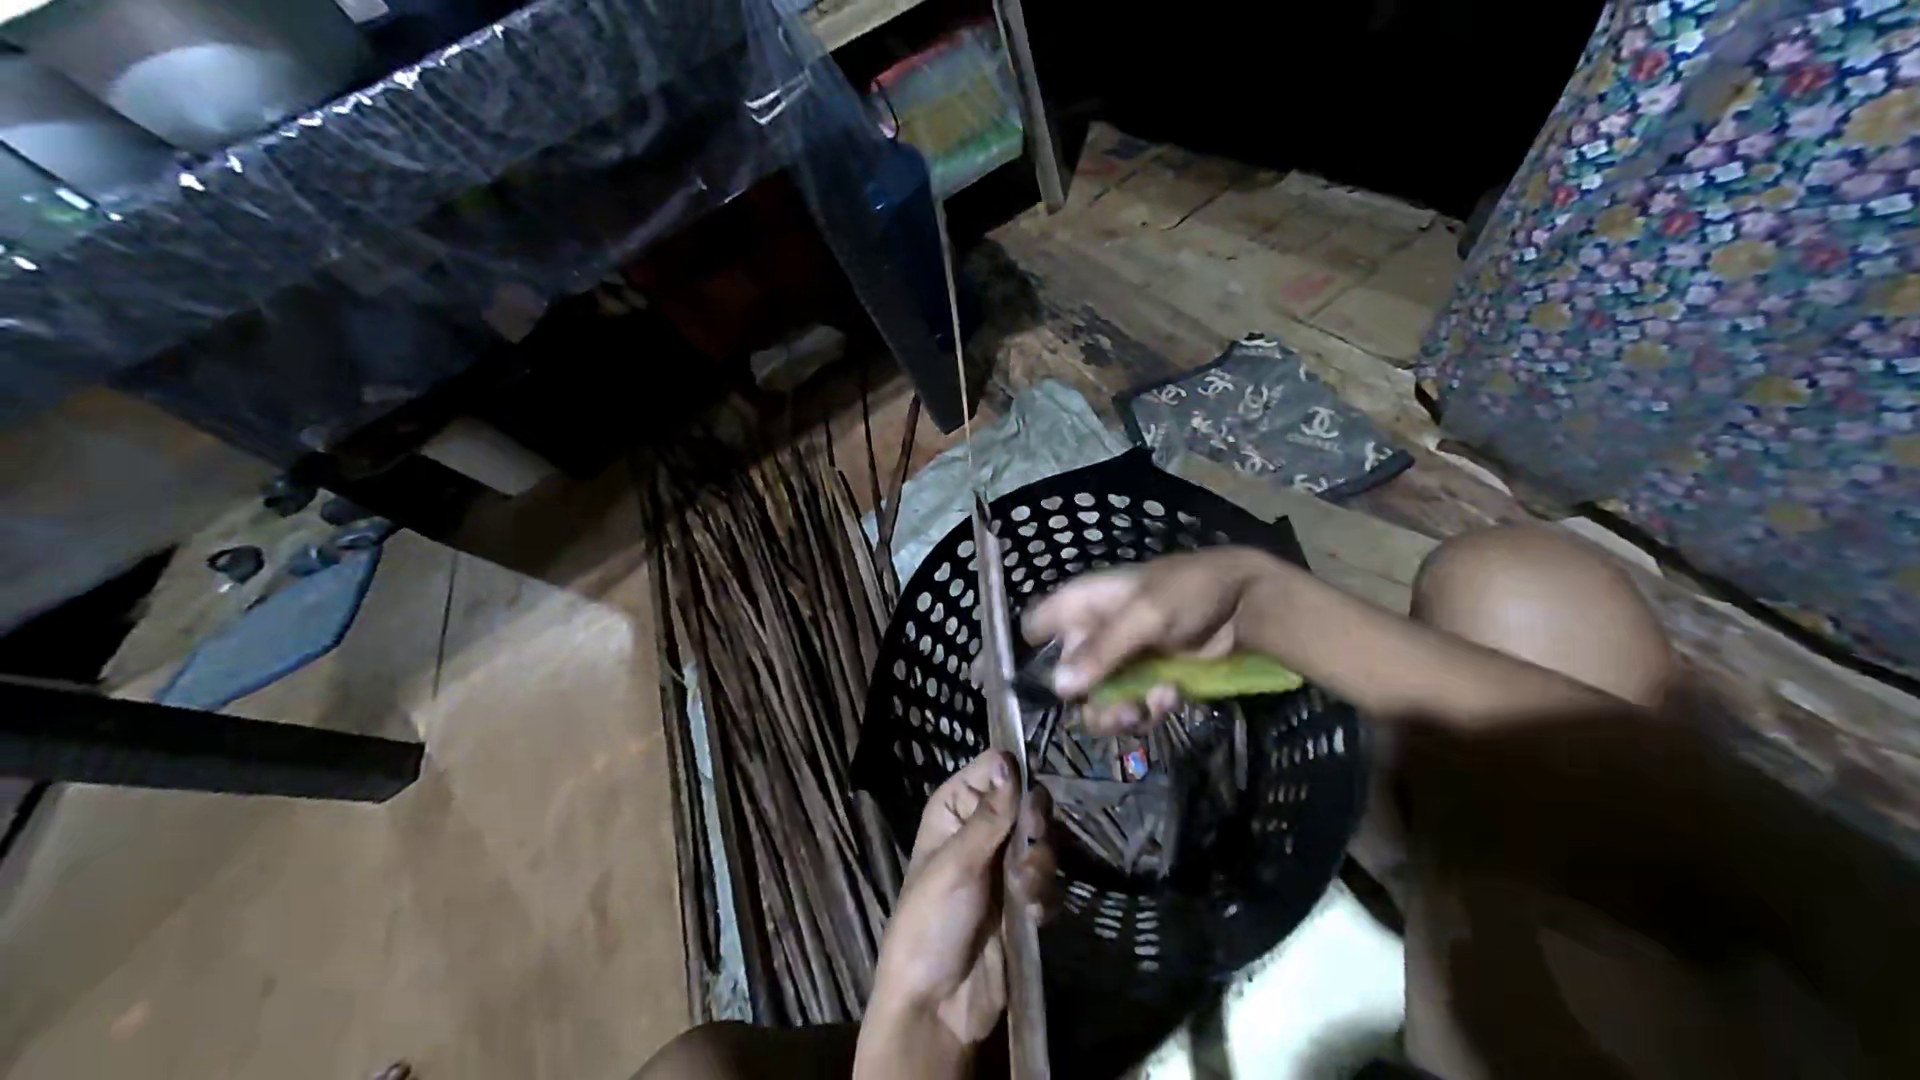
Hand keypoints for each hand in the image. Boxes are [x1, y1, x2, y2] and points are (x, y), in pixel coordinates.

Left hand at [856, 750, 1056, 1079]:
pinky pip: (1050, 881)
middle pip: (1029, 802)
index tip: (1027, 801)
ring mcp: (1005, 864)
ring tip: (1024, 892)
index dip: (1016, 777)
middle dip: (1036, 825)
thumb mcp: (956, 863)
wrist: (938, 1004)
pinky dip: (1045, 896)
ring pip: (1044, 841)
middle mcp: (982, 828)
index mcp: (955, 808)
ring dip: (1041, 865)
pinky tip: (1031, 916)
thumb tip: (1008, 759)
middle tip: (1030, 845)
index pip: (995, 768)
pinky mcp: (1024, 899)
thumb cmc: (931, 921)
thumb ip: (989, 815)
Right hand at [1022, 547, 1293, 733]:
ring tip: (1149, 707)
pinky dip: (1150, 708)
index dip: (1030, 653)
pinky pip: (1131, 706)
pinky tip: (1172, 695)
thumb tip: (1058, 688)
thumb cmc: (1189, 592)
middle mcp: (1094, 634)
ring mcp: (1121, 660)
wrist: (1247, 603)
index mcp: (1083, 605)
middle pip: (1067, 680)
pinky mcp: (1147, 680)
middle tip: (1121, 710)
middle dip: (1090, 701)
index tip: (1038, 684)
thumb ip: (1101, 652)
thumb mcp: (1144, 616)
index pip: (1036, 626)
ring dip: (1120, 712)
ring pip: (1097, 701)